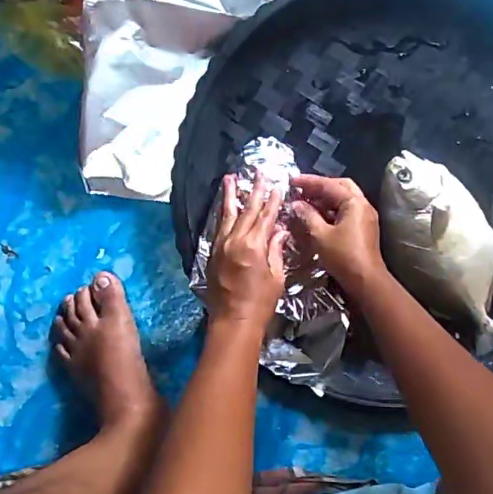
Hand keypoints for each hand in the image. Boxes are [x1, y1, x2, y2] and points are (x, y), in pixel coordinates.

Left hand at [206, 170, 289, 328]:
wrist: (233, 321)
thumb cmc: (260, 302)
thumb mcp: (276, 276)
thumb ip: (276, 250)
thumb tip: (279, 231)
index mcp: (254, 246)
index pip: (266, 217)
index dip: (272, 201)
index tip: (277, 186)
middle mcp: (235, 241)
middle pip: (247, 211)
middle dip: (254, 191)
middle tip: (258, 173)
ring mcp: (221, 246)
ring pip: (227, 215)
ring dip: (230, 196)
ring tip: (230, 179)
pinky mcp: (213, 254)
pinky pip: (219, 227)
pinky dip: (223, 214)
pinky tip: (225, 207)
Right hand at [290, 174, 385, 292]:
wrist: (366, 280)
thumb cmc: (343, 256)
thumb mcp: (321, 235)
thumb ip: (308, 215)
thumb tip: (296, 204)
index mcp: (354, 203)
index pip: (329, 185)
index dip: (309, 182)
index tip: (292, 180)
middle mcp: (363, 205)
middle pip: (340, 187)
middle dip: (320, 186)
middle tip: (301, 189)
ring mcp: (365, 216)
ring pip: (343, 199)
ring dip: (325, 198)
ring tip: (305, 201)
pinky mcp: (363, 227)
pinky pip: (346, 211)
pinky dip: (331, 209)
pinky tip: (317, 215)